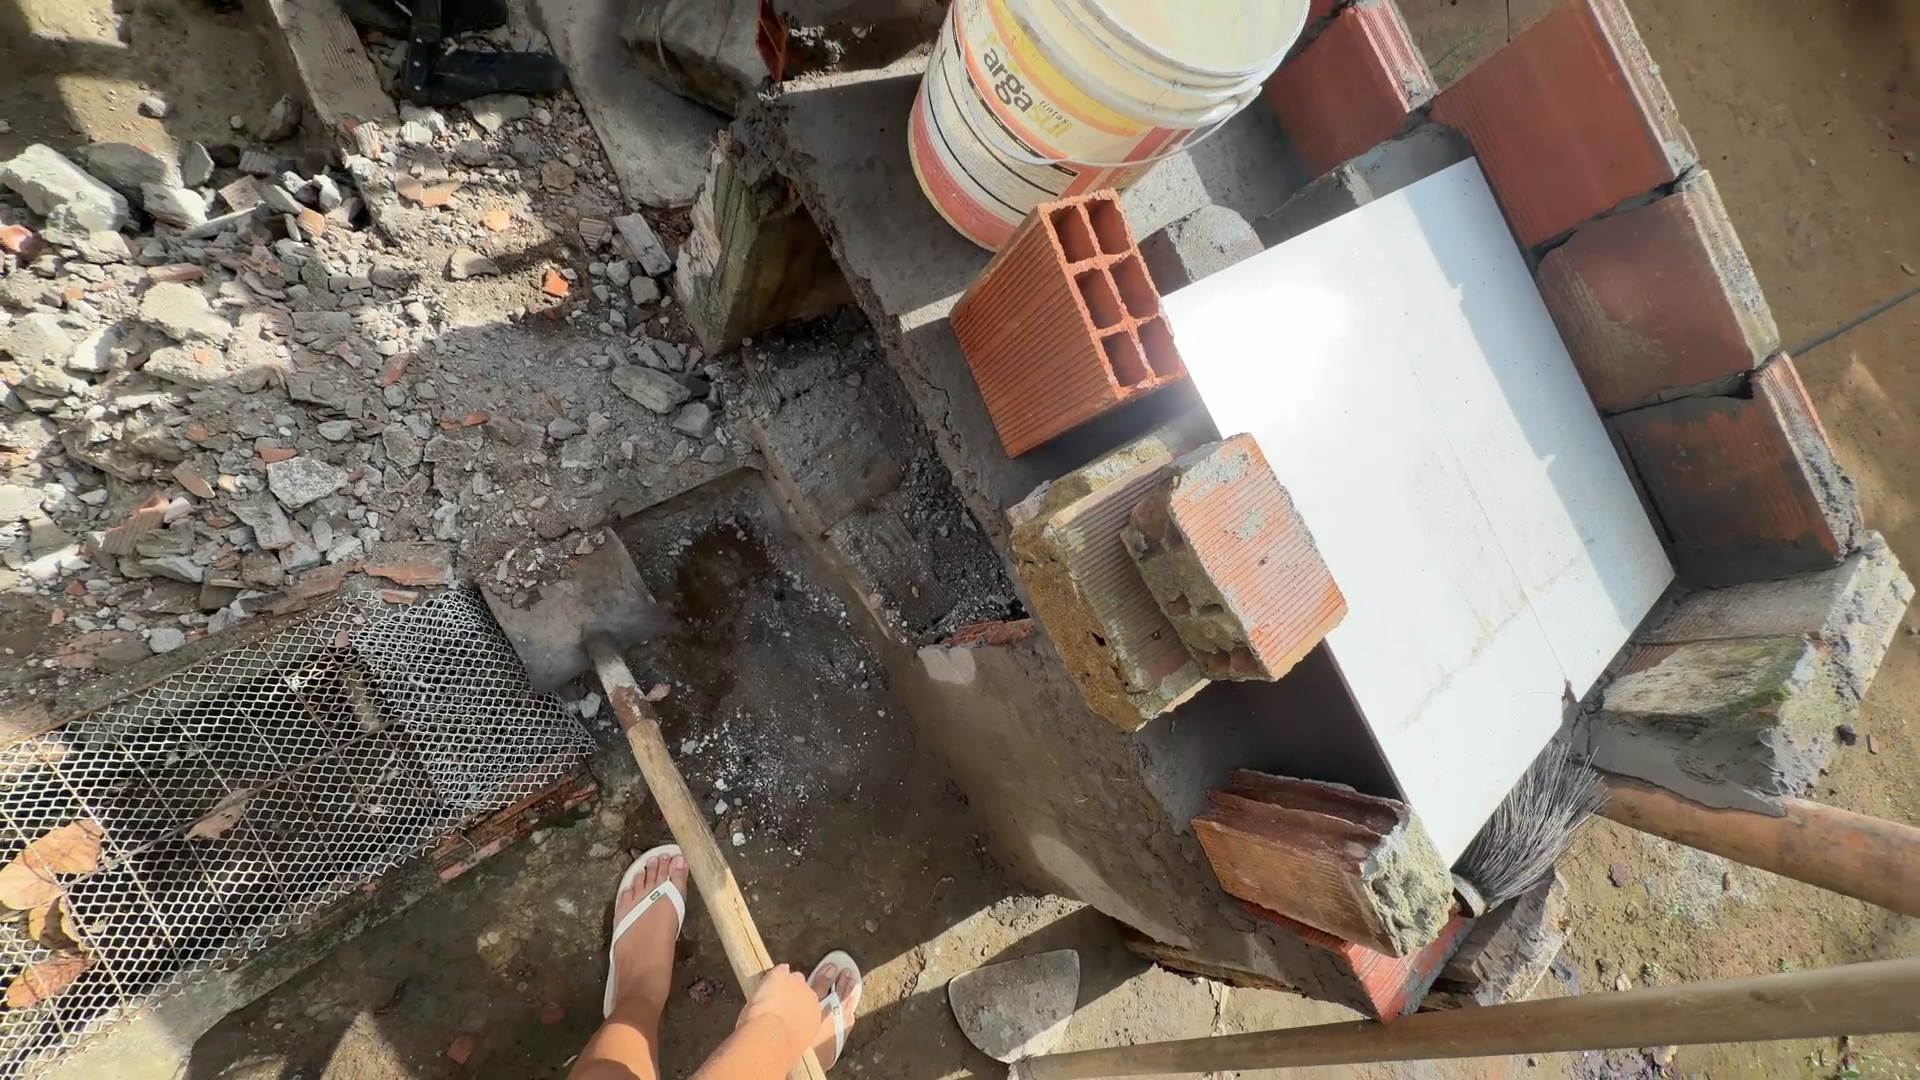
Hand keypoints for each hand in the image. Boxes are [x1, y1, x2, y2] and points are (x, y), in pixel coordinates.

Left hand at [735, 964, 816, 1058]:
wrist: (768, 1038)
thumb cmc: (781, 1049)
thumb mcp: (798, 1044)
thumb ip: (799, 1032)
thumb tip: (791, 1034)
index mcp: (816, 1015)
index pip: (811, 1004)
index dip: (801, 1006)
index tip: (794, 1010)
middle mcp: (810, 996)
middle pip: (804, 988)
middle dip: (795, 993)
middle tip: (784, 1002)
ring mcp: (796, 983)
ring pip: (792, 978)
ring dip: (784, 984)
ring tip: (774, 993)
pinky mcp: (780, 975)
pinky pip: (780, 970)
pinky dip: (776, 974)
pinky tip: (772, 978)